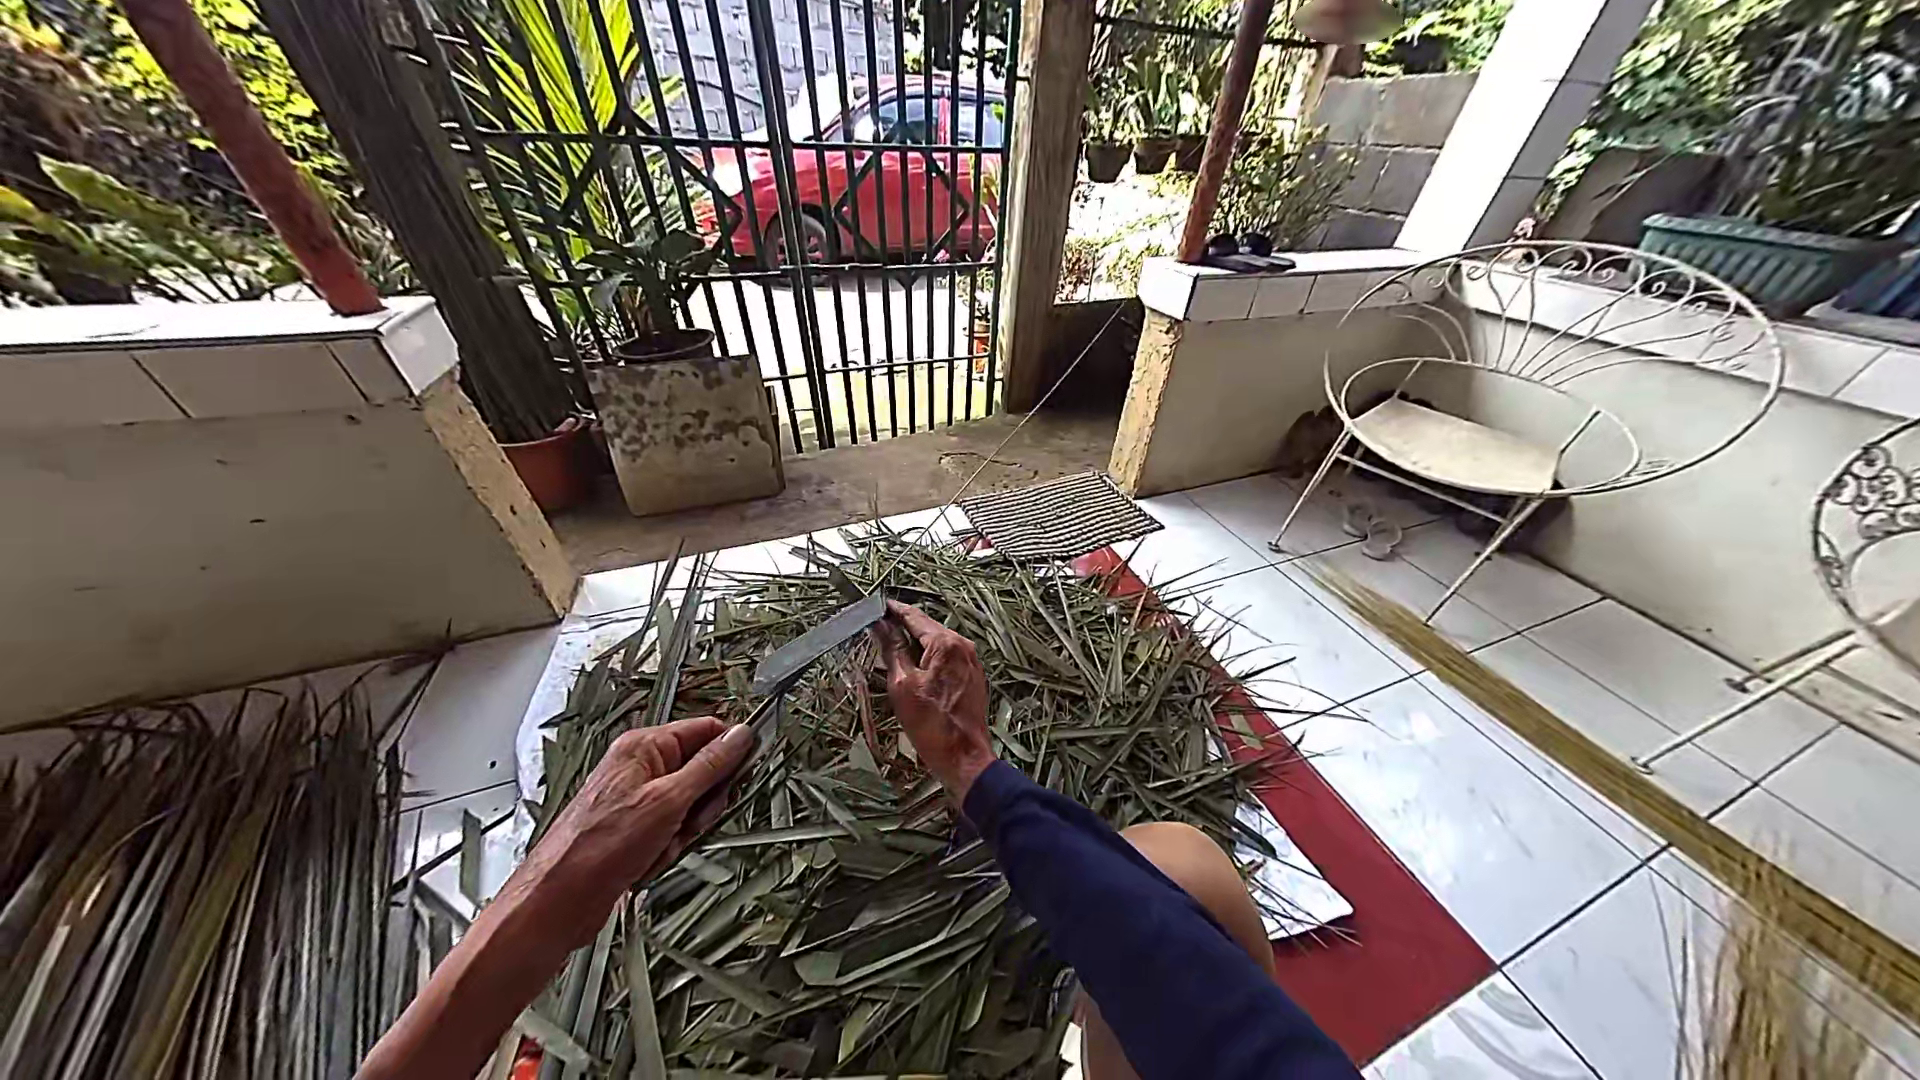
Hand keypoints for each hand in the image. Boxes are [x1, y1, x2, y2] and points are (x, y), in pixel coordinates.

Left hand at [514, 716, 753, 945]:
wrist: (554, 905)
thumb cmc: (597, 848)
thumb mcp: (669, 800)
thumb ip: (711, 765)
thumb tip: (741, 736)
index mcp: (645, 746)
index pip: (707, 730)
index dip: (730, 750)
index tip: (744, 773)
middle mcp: (641, 767)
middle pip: (703, 770)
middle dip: (704, 802)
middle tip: (689, 819)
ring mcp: (638, 799)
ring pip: (692, 805)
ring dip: (686, 829)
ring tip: (662, 843)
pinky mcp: (636, 829)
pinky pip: (674, 829)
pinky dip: (670, 847)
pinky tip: (650, 858)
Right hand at [881, 601, 996, 802]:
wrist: (963, 757)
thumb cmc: (932, 725)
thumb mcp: (902, 684)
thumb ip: (892, 649)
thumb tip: (881, 626)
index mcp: (946, 643)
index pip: (914, 616)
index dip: (893, 610)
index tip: (877, 606)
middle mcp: (962, 646)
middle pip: (926, 627)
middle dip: (902, 627)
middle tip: (878, 628)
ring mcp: (970, 661)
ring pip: (936, 642)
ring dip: (915, 643)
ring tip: (891, 649)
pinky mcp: (972, 676)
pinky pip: (947, 657)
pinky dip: (929, 657)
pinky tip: (913, 668)